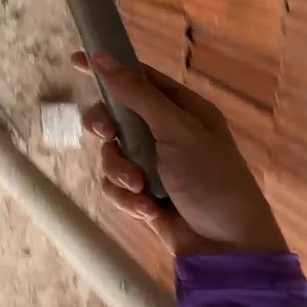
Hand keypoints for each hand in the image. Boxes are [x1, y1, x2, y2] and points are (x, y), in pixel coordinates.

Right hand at [72, 50, 286, 257]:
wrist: (229, 250)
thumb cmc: (212, 180)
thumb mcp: (177, 130)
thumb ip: (137, 94)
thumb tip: (102, 57)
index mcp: (182, 110)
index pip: (138, 78)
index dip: (109, 69)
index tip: (76, 61)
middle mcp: (165, 132)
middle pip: (114, 114)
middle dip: (105, 126)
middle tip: (105, 134)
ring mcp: (153, 163)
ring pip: (110, 150)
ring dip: (120, 169)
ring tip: (140, 187)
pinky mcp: (143, 191)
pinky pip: (114, 182)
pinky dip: (126, 195)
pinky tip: (146, 207)